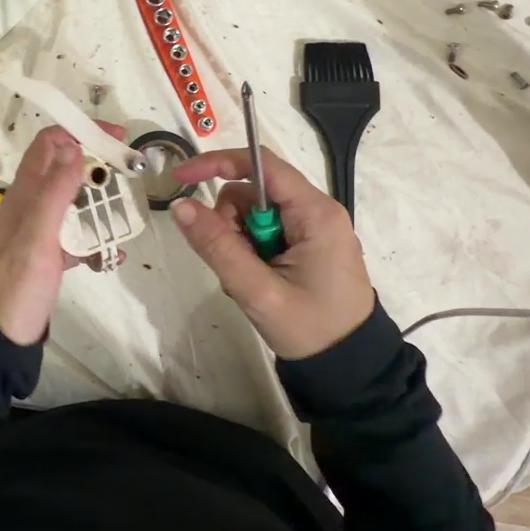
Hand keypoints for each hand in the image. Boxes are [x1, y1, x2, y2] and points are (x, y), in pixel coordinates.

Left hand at [0, 123, 122, 345]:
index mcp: (25, 194)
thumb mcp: (37, 237)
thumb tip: (75, 148)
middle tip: (130, 178)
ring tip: (126, 219)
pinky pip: (78, 237)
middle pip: (68, 170)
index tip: (118, 139)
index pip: (50, 144)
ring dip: (102, 206)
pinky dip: (97, 240)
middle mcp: (32, 205)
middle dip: (99, 168)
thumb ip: (54, 194)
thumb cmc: (16, 284)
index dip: (81, 133)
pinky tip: (113, 255)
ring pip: (76, 203)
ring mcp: (41, 230)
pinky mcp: (50, 254)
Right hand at [168, 147, 374, 359]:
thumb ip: (218, 247)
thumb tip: (180, 207)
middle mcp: (316, 210)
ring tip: (248, 278)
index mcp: (315, 213)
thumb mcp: (258, 292)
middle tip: (231, 261)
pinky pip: (263, 230)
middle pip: (252, 190)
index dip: (217, 163)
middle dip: (228, 219)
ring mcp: (312, 227)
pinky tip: (256, 279)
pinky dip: (248, 249)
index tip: (180, 179)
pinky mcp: (306, 244)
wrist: (349, 366)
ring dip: (237, 238)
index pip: (261, 165)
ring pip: (252, 212)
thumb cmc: (310, 328)